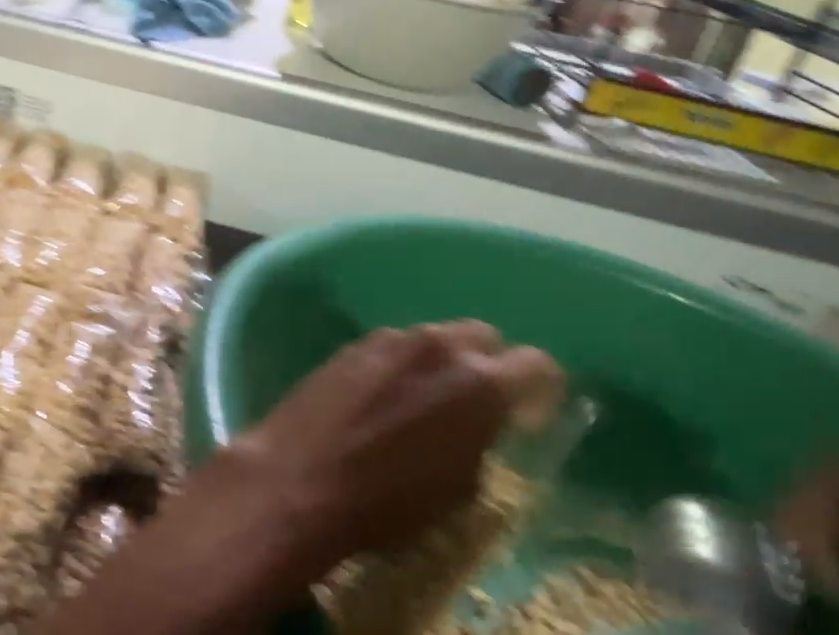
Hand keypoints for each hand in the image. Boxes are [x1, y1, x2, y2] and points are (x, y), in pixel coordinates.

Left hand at [227, 321, 561, 575]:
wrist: (297, 479)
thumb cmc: (387, 502)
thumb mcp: (459, 488)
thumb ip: (480, 443)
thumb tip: (481, 428)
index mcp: (480, 384)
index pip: (537, 363)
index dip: (541, 385)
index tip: (535, 404)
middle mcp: (438, 346)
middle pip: (483, 336)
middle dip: (489, 362)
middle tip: (481, 398)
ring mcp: (390, 339)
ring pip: (435, 337)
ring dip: (441, 361)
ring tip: (428, 397)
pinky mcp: (351, 344)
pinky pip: (394, 345)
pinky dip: (402, 364)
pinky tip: (386, 395)